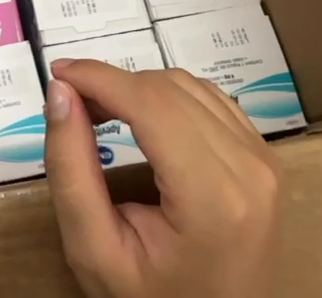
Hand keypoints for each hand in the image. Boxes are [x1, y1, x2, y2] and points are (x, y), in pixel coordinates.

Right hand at [44, 59, 280, 297]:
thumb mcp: (94, 250)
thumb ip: (71, 169)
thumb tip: (61, 91)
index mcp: (211, 197)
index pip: (149, 103)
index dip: (98, 76)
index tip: (57, 72)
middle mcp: (249, 167)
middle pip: (167, 89)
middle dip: (112, 82)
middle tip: (72, 103)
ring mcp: (264, 160)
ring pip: (187, 86)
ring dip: (138, 87)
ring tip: (101, 111)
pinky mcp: (265, 157)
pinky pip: (209, 99)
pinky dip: (166, 97)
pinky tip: (142, 119)